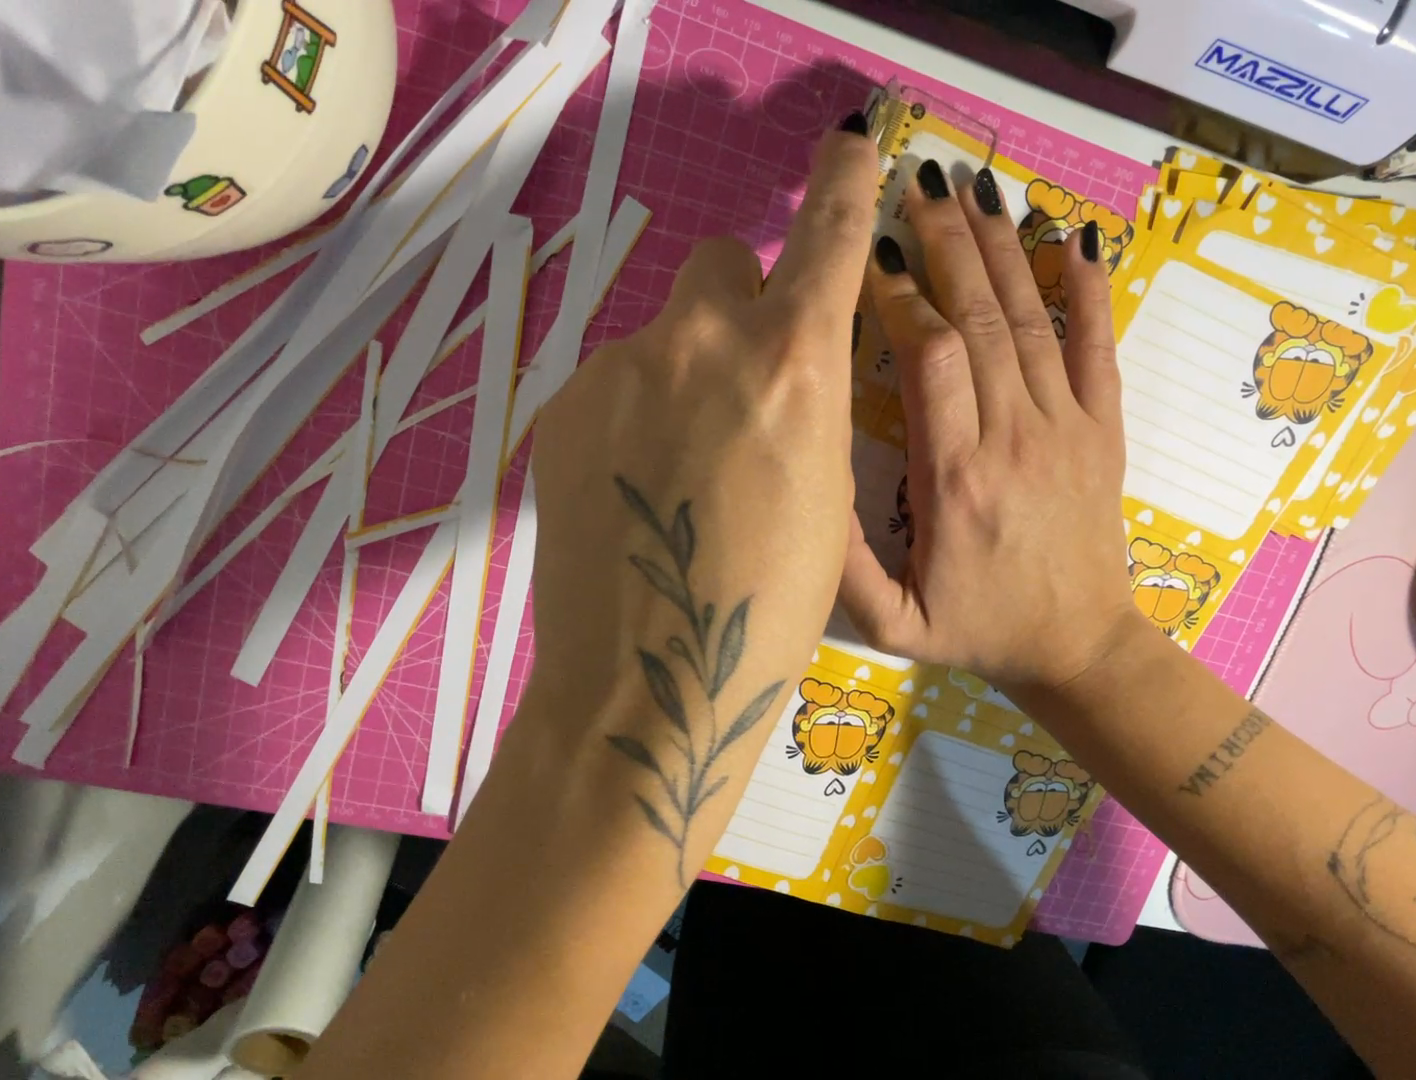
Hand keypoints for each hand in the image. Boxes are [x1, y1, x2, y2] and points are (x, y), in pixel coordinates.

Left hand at [522, 118, 879, 878]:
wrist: (651, 673)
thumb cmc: (770, 602)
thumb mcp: (826, 489)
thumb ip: (805, 398)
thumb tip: (778, 353)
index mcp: (791, 364)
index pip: (826, 234)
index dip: (845, 180)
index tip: (852, 139)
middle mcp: (701, 341)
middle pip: (721, 266)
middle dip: (740, 307)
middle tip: (745, 389)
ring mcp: (619, 369)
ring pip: (665, 335)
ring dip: (683, 372)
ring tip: (681, 470)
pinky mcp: (563, 406)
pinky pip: (615, 381)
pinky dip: (632, 413)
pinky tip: (636, 488)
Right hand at [839, 160, 1154, 699]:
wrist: (1078, 650)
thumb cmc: (977, 632)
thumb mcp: (891, 624)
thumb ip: (842, 565)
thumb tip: (804, 480)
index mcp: (955, 480)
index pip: (930, 361)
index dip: (899, 298)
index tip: (871, 255)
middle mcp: (1013, 438)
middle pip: (978, 319)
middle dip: (944, 244)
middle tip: (916, 184)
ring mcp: (1067, 428)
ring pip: (1029, 319)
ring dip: (999, 247)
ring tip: (973, 186)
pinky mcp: (1102, 429)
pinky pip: (1099, 346)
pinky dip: (1087, 289)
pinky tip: (1072, 238)